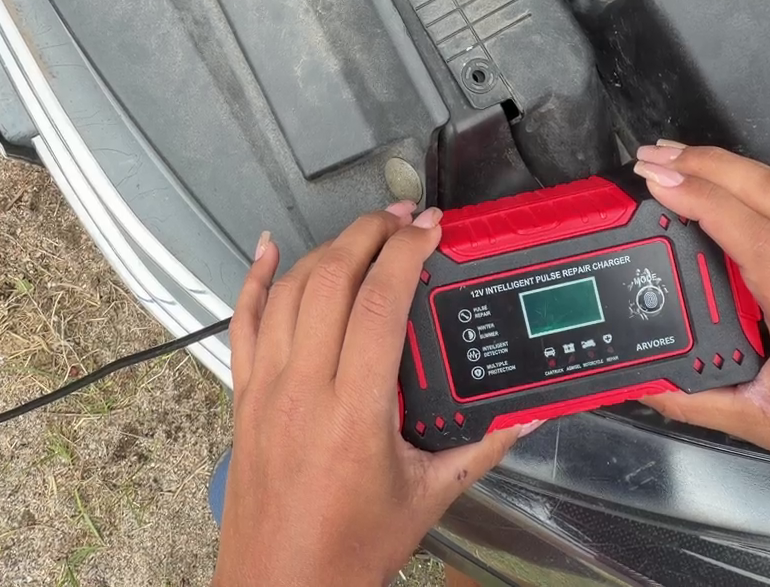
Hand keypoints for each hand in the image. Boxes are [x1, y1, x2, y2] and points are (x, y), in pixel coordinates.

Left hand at [213, 205, 526, 586]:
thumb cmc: (351, 551)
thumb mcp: (428, 497)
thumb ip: (480, 447)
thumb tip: (526, 414)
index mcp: (354, 412)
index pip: (378, 303)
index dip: (405, 253)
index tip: (428, 228)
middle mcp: (303, 387)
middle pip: (332, 279)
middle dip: (370, 233)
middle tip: (403, 218)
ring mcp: (266, 385)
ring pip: (292, 290)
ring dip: (329, 247)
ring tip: (364, 230)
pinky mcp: (244, 393)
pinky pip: (243, 322)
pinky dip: (255, 278)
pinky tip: (268, 248)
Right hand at [629, 143, 769, 508]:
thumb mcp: (767, 427)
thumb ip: (695, 402)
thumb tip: (643, 382)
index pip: (761, 244)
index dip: (706, 203)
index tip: (658, 182)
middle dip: (712, 165)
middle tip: (656, 155)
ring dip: (735, 164)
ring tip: (681, 156)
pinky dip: (759, 179)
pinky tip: (727, 179)